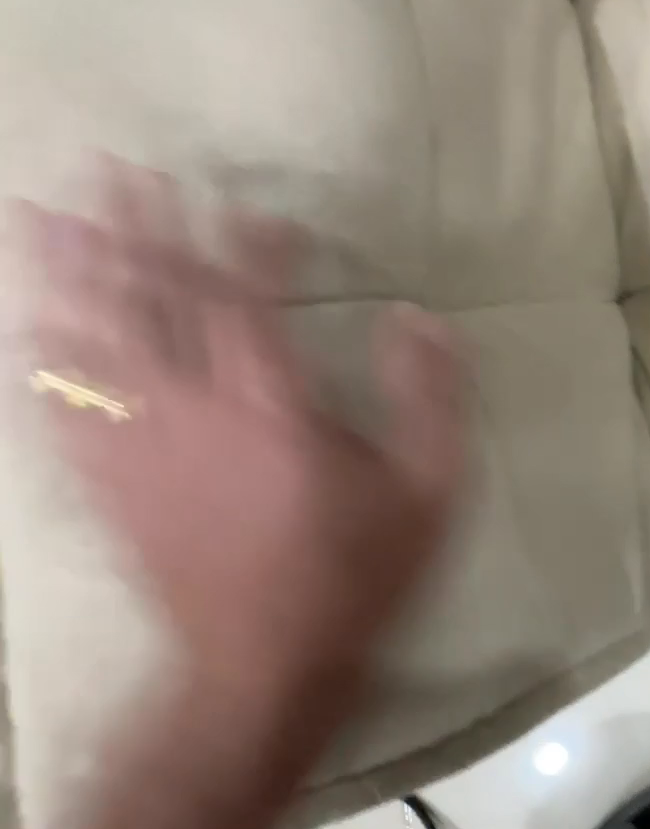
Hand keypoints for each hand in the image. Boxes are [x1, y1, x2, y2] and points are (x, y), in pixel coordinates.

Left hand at [18, 157, 466, 699]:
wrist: (263, 660)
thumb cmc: (362, 567)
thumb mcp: (430, 484)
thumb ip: (428, 397)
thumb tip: (419, 320)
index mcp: (273, 410)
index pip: (249, 306)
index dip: (249, 248)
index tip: (259, 210)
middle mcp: (189, 414)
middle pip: (147, 306)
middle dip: (128, 232)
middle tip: (105, 168)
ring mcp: (135, 448)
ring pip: (84, 344)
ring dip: (63, 277)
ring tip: (40, 219)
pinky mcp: (105, 483)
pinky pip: (58, 405)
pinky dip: (41, 358)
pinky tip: (28, 331)